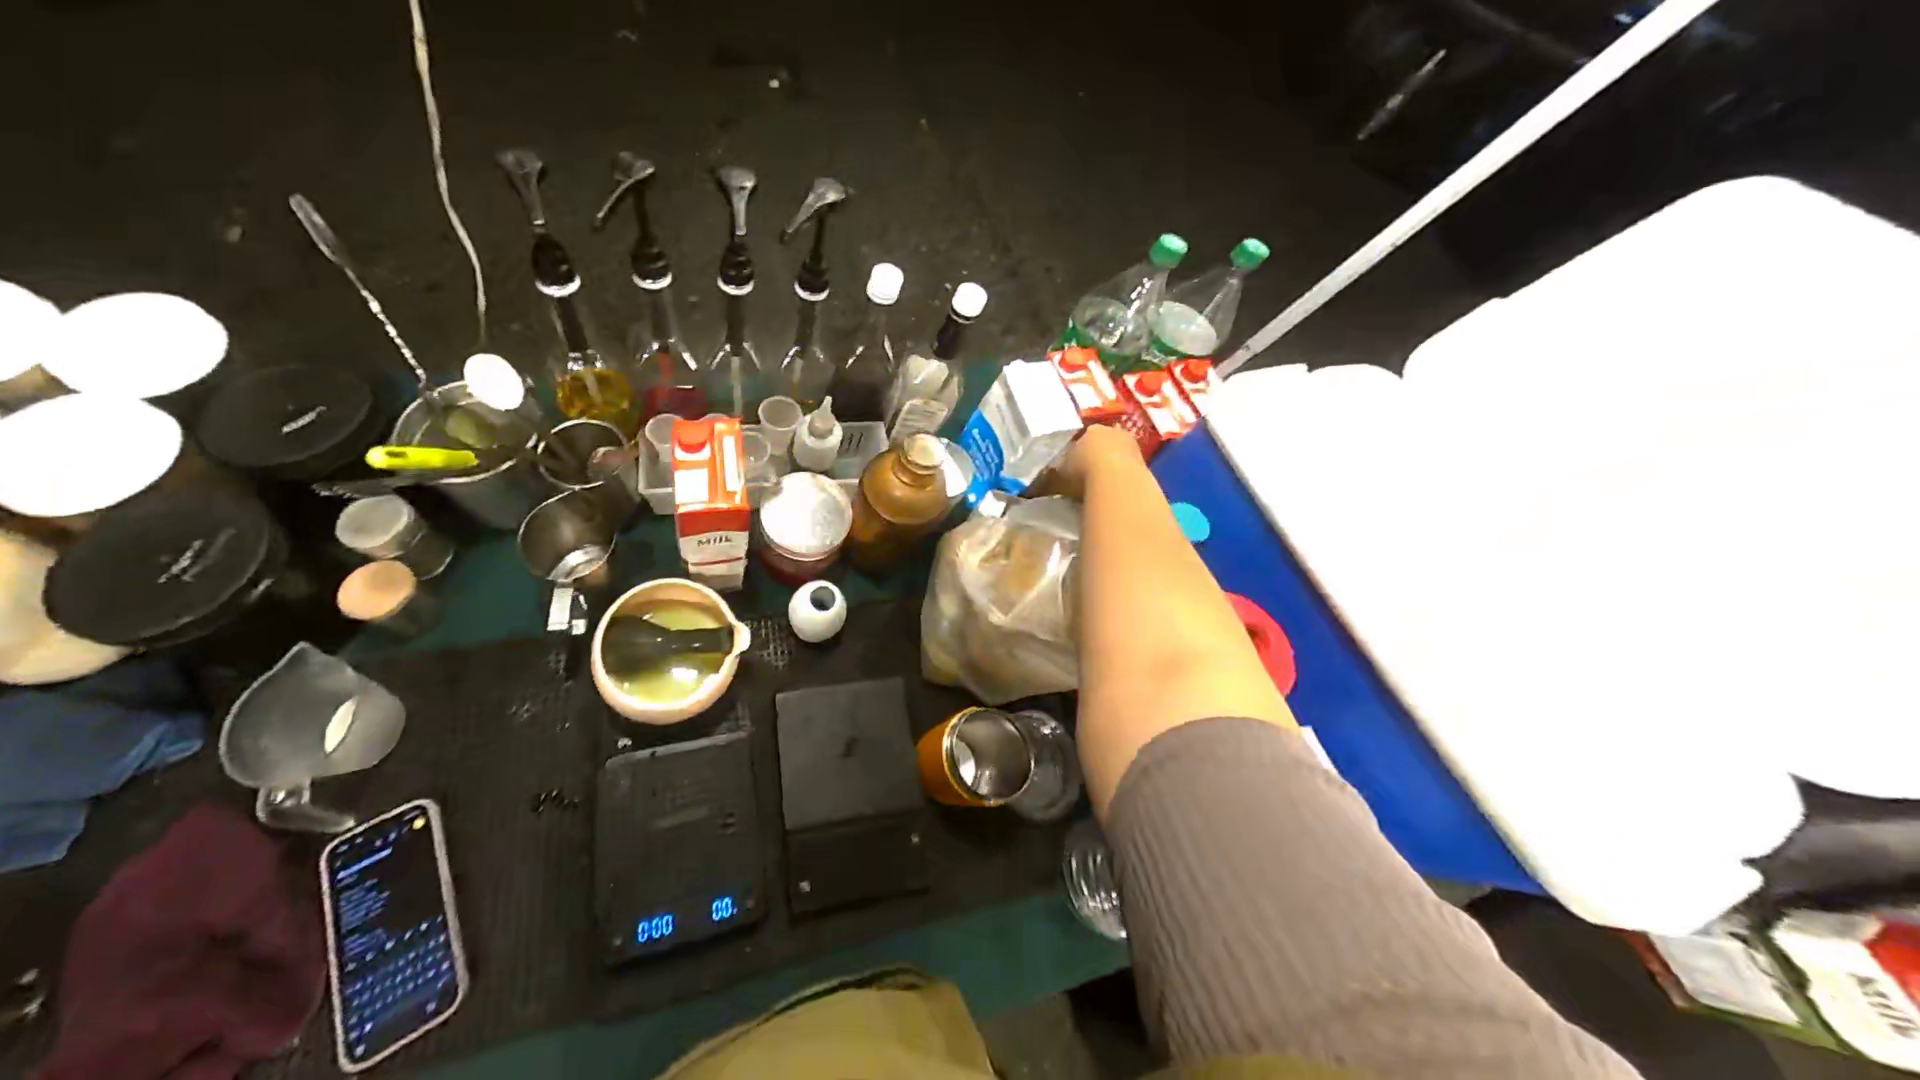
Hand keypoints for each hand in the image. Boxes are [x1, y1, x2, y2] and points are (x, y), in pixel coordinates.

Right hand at [1042, 424, 1141, 499]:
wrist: (1117, 484)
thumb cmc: (1081, 474)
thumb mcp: (1055, 477)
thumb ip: (1044, 481)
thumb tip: (1027, 491)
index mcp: (1092, 430)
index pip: (1082, 437)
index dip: (1074, 453)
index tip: (1068, 468)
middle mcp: (1116, 433)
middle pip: (1103, 446)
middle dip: (1095, 460)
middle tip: (1083, 479)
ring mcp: (1135, 451)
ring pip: (1120, 460)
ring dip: (1112, 473)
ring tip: (1099, 492)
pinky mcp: (1148, 469)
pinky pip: (1130, 475)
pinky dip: (1122, 485)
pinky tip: (1114, 498)